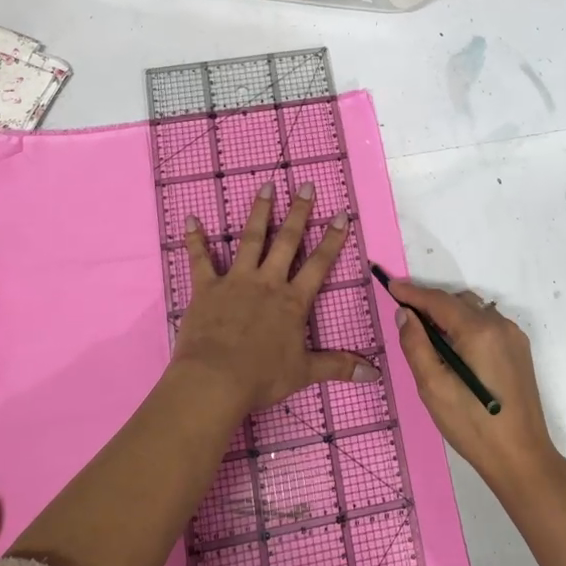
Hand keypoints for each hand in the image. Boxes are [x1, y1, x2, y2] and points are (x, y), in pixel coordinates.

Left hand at [173, 183, 378, 413]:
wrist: (215, 380)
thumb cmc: (261, 377)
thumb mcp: (305, 372)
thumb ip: (338, 367)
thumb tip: (374, 374)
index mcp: (293, 301)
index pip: (319, 264)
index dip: (332, 239)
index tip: (340, 214)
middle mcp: (268, 282)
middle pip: (287, 241)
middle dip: (299, 212)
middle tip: (305, 186)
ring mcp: (236, 281)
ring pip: (251, 239)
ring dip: (259, 212)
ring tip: (265, 187)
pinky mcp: (207, 288)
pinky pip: (200, 259)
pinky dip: (194, 239)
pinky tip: (191, 219)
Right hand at [387, 281, 560, 489]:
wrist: (521, 458)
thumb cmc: (472, 426)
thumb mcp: (433, 388)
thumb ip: (416, 345)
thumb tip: (405, 314)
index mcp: (479, 331)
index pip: (439, 301)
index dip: (412, 293)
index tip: (391, 285)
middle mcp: (500, 325)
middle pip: (458, 302)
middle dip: (430, 305)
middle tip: (407, 321)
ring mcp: (514, 337)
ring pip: (474, 311)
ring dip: (450, 316)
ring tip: (430, 339)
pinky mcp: (520, 351)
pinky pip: (488, 325)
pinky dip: (467, 327)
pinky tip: (457, 352)